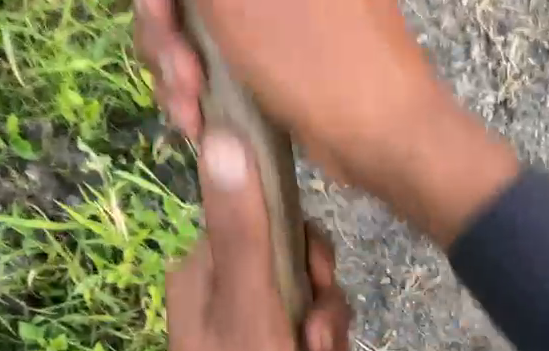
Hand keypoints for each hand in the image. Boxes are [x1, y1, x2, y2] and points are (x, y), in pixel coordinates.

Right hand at [135, 0, 519, 245]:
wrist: (386, 140)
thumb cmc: (315, 64)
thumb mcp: (237, 4)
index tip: (162, 25)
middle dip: (169, 35)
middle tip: (181, 78)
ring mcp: (280, 14)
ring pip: (199, 29)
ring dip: (180, 70)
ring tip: (191, 112)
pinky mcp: (282, 58)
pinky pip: (225, 61)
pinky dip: (205, 89)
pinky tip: (199, 121)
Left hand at [165, 131, 353, 350]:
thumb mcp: (247, 311)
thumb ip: (243, 230)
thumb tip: (222, 138)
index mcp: (205, 269)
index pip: (268, 222)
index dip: (307, 249)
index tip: (320, 283)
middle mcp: (221, 292)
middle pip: (297, 268)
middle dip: (323, 310)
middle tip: (319, 345)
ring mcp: (243, 330)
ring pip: (309, 311)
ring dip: (326, 347)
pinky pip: (305, 346)